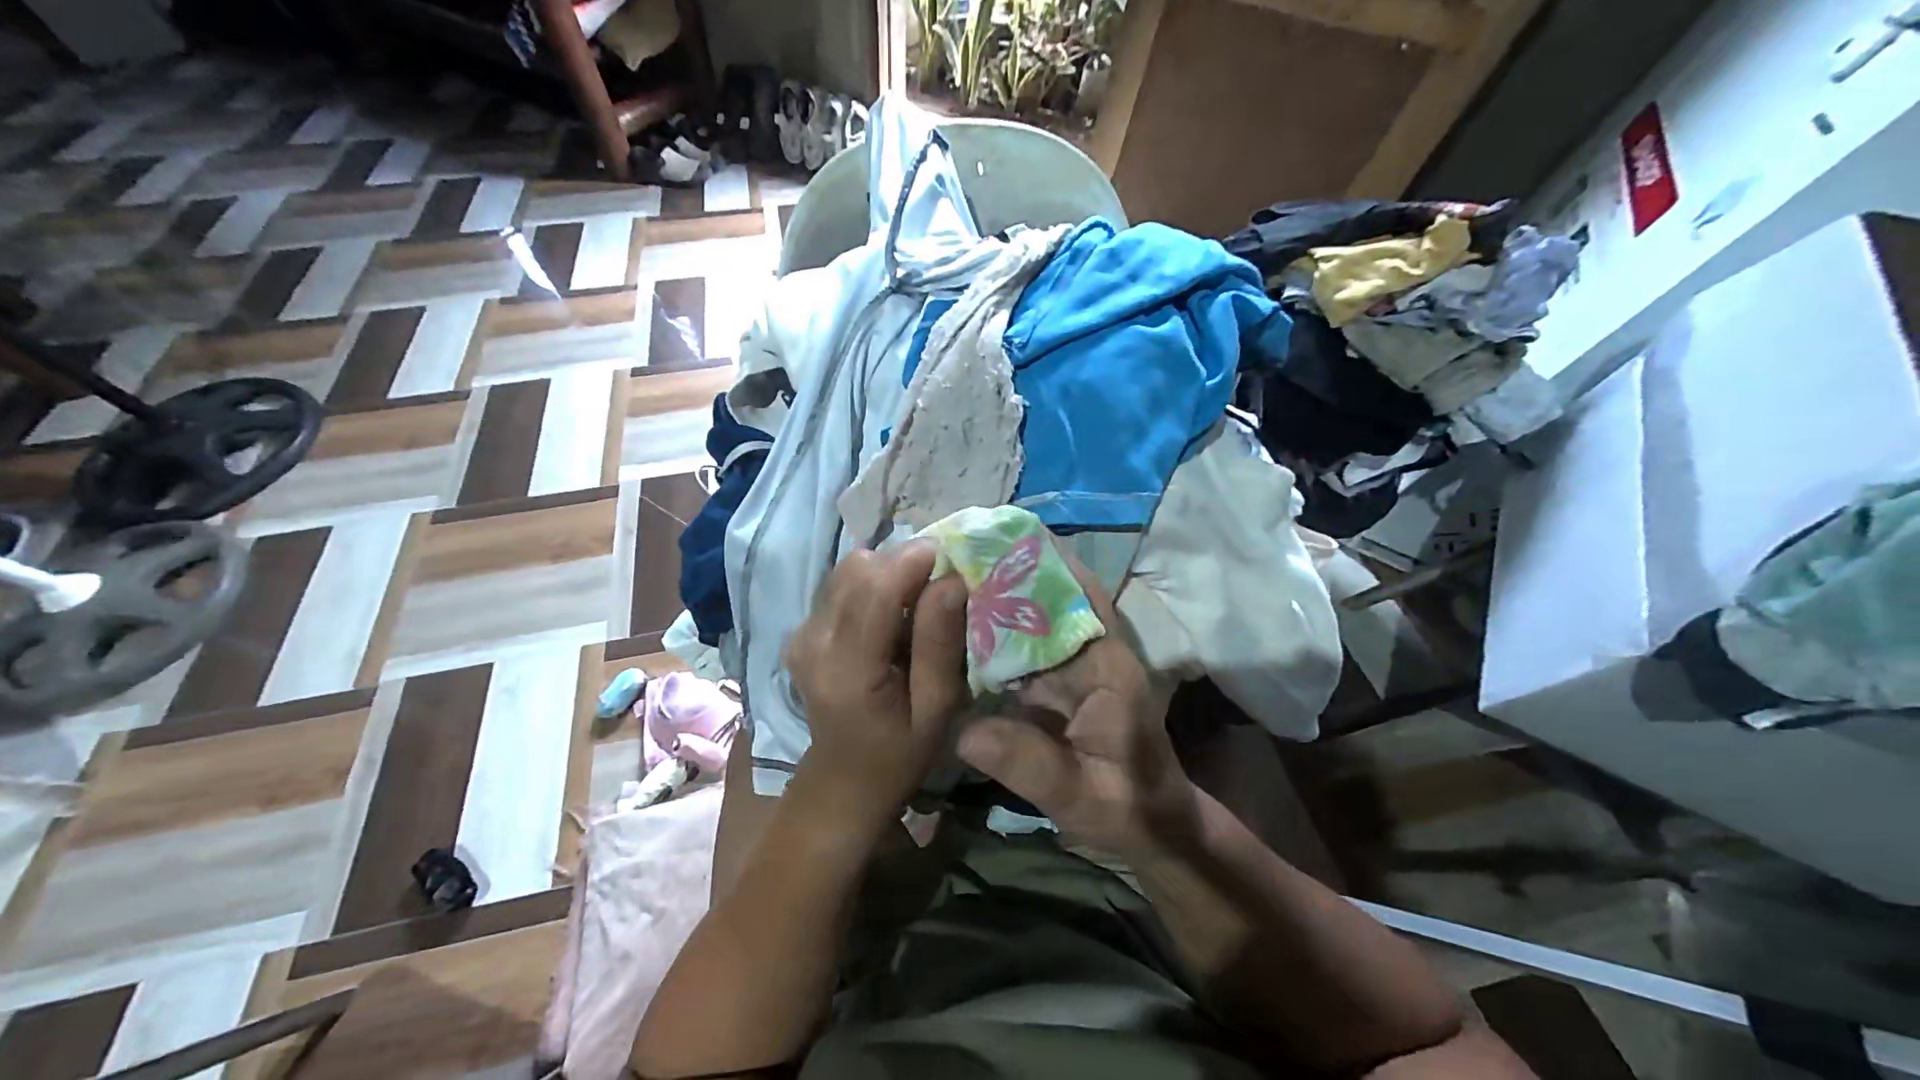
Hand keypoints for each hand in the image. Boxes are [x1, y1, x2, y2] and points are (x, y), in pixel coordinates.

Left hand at [785, 541, 969, 833]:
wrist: (844, 779)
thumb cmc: (900, 752)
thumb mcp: (936, 709)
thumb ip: (940, 645)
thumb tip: (951, 581)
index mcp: (847, 668)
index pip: (875, 590)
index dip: (912, 562)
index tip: (949, 556)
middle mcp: (813, 641)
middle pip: (858, 570)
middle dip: (903, 567)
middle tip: (937, 588)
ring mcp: (801, 633)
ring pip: (847, 570)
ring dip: (886, 575)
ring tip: (913, 605)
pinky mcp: (801, 629)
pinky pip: (839, 584)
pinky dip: (870, 586)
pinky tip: (888, 616)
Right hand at [957, 545, 1197, 858]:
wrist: (1153, 825)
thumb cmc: (1128, 811)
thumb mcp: (1079, 799)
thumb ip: (1029, 765)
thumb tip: (962, 731)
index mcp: (1106, 669)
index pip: (1072, 600)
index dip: (1032, 569)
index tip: (988, 544)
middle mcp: (1092, 652)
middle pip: (1051, 596)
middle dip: (1005, 572)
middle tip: (950, 552)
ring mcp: (1077, 664)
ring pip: (1036, 616)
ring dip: (997, 594)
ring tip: (945, 575)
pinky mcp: (1062, 679)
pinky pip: (1025, 644)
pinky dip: (994, 629)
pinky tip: (955, 625)